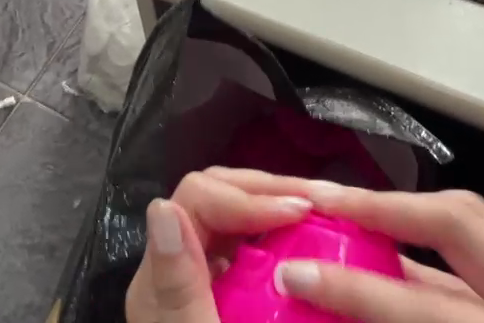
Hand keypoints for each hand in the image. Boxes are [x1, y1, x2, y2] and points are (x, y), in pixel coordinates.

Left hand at [124, 167, 320, 321]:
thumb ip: (179, 285)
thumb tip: (164, 207)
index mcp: (160, 275)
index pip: (197, 197)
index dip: (250, 196)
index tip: (300, 211)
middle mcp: (175, 264)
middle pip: (216, 195)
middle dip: (268, 190)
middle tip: (322, 202)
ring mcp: (198, 276)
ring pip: (232, 216)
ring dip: (276, 207)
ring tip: (322, 214)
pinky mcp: (220, 292)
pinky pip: (245, 246)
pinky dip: (278, 238)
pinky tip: (308, 248)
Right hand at [276, 185, 483, 322]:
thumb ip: (414, 322)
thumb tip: (342, 306)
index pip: (433, 309)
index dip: (358, 289)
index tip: (296, 278)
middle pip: (468, 226)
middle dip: (388, 208)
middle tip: (322, 202)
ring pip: (482, 232)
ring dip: (408, 218)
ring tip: (348, 215)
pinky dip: (432, 261)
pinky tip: (392, 269)